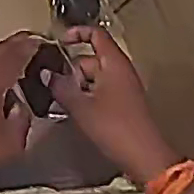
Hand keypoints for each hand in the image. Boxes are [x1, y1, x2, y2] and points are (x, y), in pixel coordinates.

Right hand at [49, 26, 179, 185]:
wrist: (147, 160)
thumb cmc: (115, 127)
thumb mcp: (80, 106)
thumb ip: (60, 86)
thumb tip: (46, 73)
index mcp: (113, 63)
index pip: (96, 34)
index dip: (77, 33)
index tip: (59, 42)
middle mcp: (120, 71)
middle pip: (90, 59)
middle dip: (71, 70)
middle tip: (54, 85)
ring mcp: (124, 88)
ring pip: (93, 77)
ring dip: (77, 86)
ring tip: (61, 101)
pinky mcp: (124, 105)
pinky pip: (100, 91)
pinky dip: (86, 96)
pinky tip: (75, 111)